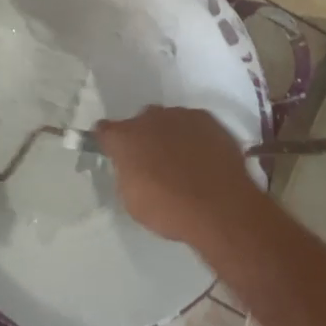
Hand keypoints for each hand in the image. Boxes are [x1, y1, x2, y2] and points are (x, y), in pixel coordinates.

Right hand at [95, 105, 259, 247]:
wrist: (220, 207)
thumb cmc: (169, 210)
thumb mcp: (133, 200)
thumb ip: (127, 174)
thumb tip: (132, 167)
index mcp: (125, 138)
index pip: (105, 131)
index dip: (108, 142)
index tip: (113, 152)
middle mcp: (150, 118)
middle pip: (140, 123)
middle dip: (143, 138)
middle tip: (153, 163)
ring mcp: (181, 116)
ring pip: (168, 122)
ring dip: (170, 136)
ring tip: (184, 163)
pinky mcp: (208, 120)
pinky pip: (194, 125)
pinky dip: (194, 138)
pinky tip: (203, 159)